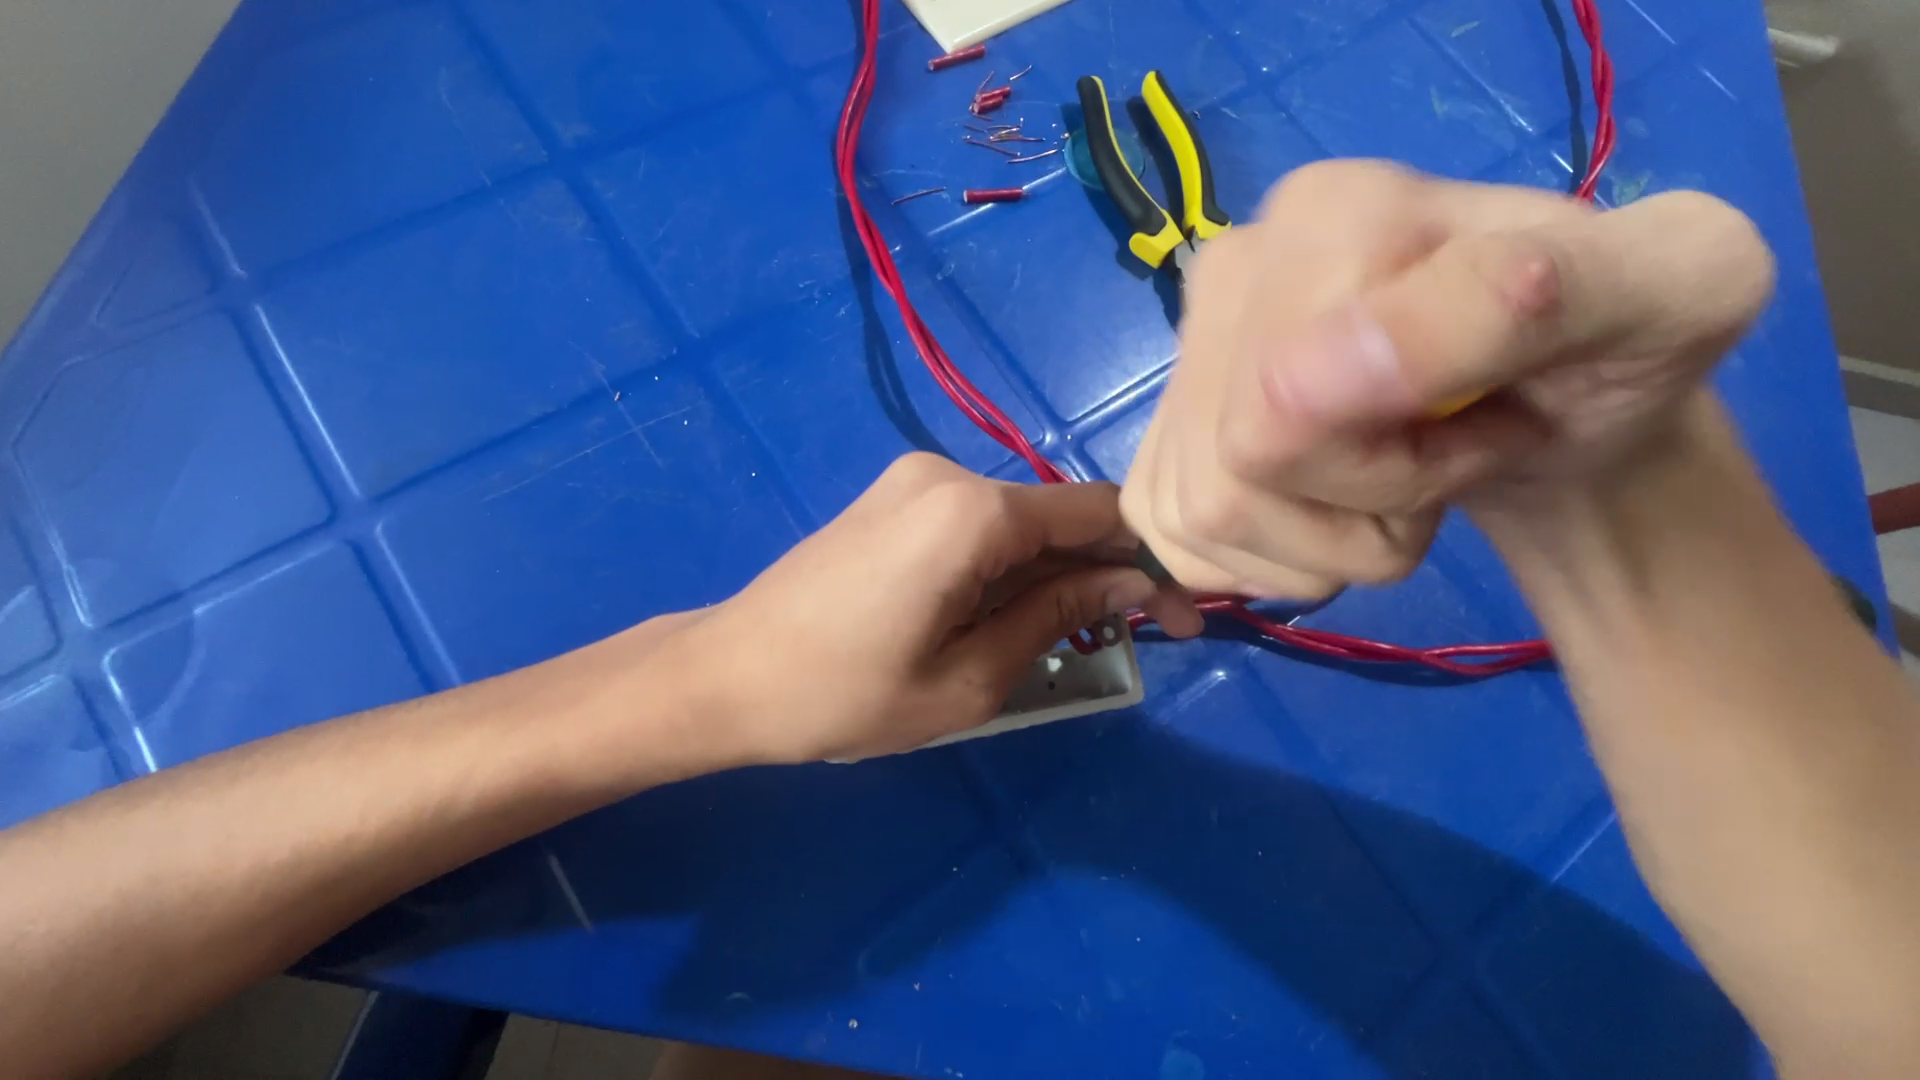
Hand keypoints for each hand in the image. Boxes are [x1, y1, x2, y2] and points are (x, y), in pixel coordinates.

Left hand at [657, 454, 1198, 763]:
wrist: (725, 674)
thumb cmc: (844, 695)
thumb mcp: (970, 680)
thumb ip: (1057, 619)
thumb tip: (1128, 584)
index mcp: (972, 512)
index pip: (1098, 512)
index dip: (1150, 560)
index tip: (1182, 617)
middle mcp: (948, 474)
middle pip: (1059, 517)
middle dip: (1103, 575)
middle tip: (1130, 644)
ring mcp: (915, 481)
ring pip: (1021, 524)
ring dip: (1056, 577)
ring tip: (1065, 645)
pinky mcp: (895, 499)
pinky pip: (979, 526)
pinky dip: (1010, 568)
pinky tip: (1009, 618)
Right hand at [1121, 160, 1775, 598]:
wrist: (1547, 404)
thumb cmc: (1611, 355)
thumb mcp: (1665, 293)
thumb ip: (1521, 300)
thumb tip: (1311, 374)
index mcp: (1321, 213)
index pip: (1287, 404)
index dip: (1400, 464)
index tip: (1489, 422)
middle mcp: (1223, 275)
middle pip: (1234, 472)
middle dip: (1358, 516)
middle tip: (1438, 467)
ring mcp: (1181, 362)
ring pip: (1202, 518)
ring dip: (1316, 549)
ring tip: (1383, 493)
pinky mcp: (1159, 440)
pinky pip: (1177, 541)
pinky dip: (1263, 565)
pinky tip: (1316, 513)